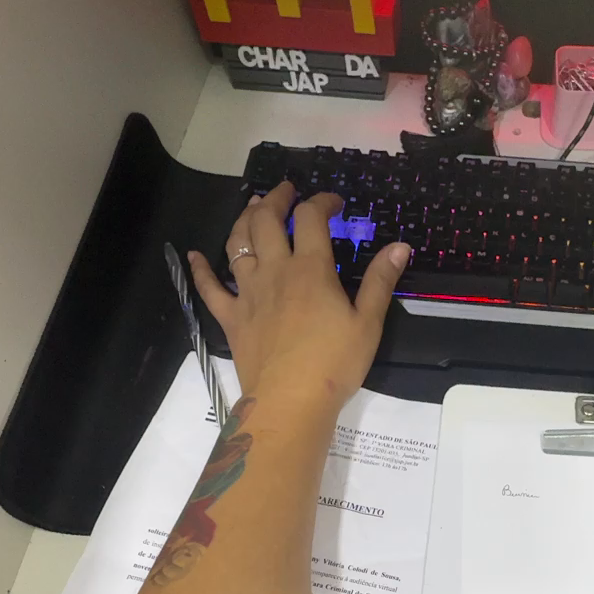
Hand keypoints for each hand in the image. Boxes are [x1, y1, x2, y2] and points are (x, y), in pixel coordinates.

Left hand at [187, 182, 410, 421]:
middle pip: (266, 220)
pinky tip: (194, 256)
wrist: (291, 401)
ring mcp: (248, 293)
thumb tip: (399, 246)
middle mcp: (275, 271)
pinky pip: (210, 288)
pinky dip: (201, 269)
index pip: (311, 219)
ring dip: (243, 219)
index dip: (321, 202)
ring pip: (237, 243)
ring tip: (252, 208)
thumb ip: (380, 282)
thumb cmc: (335, 364)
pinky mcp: (231, 318)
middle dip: (275, 198)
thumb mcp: (368, 323)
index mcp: (311, 270)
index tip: (334, 202)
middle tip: (284, 192)